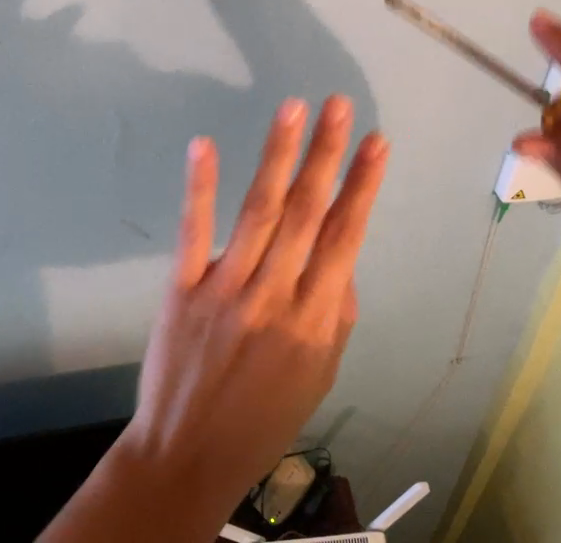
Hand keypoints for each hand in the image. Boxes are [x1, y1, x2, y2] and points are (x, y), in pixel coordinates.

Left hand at [110, 97, 387, 529]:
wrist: (188, 456)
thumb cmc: (263, 419)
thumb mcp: (320, 377)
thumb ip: (337, 314)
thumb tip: (343, 257)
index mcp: (314, 320)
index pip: (344, 239)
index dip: (362, 187)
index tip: (377, 143)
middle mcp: (274, 297)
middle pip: (305, 214)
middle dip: (326, 155)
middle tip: (339, 105)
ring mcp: (225, 289)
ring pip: (258, 212)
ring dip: (277, 156)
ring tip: (293, 109)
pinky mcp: (182, 289)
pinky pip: (193, 232)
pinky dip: (199, 187)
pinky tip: (203, 144)